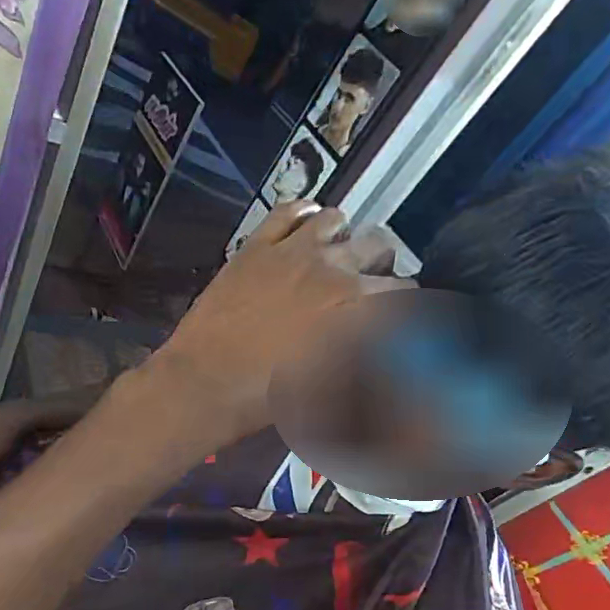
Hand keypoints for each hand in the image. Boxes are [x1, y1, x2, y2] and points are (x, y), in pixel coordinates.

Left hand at [140, 202, 402, 441]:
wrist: (203, 384)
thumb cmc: (268, 399)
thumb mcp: (327, 390)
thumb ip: (360, 364)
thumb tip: (376, 353)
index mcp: (355, 307)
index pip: (404, 291)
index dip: (405, 305)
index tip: (397, 316)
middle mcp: (333, 269)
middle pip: (379, 245)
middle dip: (381, 265)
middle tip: (367, 286)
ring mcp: (291, 250)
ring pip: (336, 220)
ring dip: (343, 237)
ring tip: (333, 256)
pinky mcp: (255, 245)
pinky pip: (289, 211)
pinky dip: (303, 215)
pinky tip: (303, 229)